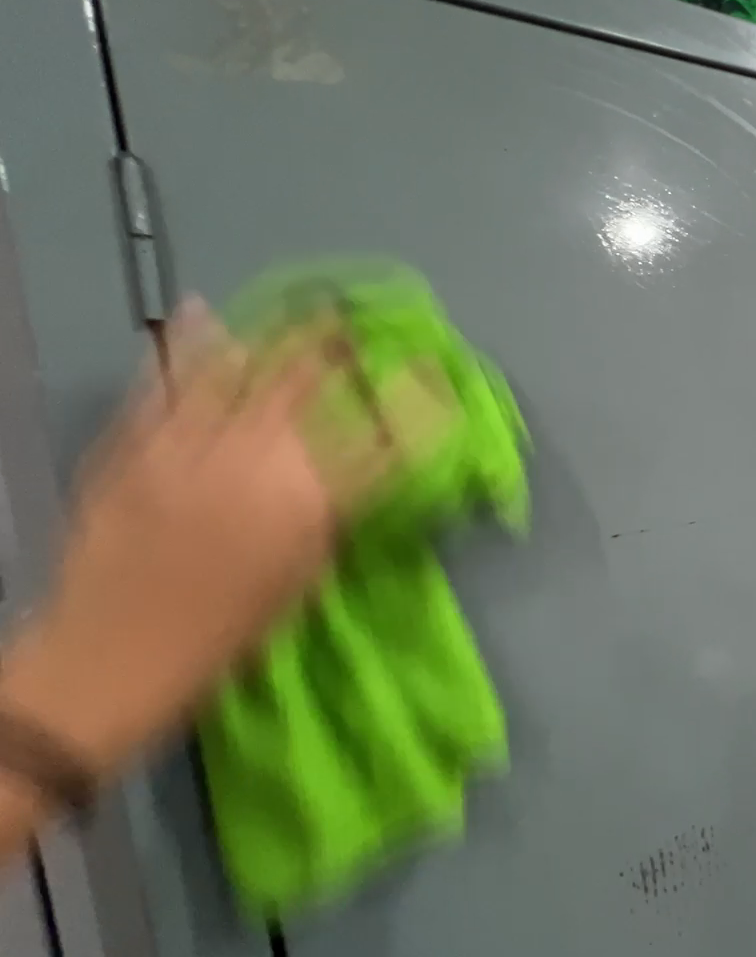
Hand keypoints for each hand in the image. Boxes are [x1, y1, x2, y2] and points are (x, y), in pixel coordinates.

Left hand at [4, 299, 391, 777]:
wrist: (119, 649)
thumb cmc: (238, 623)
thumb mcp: (313, 565)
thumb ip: (336, 507)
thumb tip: (357, 466)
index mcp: (314, 501)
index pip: (385, 438)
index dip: (416, 403)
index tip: (435, 376)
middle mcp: (258, 465)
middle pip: (307, 389)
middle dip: (338, 351)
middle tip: (359, 324)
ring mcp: (187, 451)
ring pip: (236, 376)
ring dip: (273, 336)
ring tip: (300, 307)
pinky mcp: (132, 451)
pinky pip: (161, 388)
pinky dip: (182, 351)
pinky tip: (199, 318)